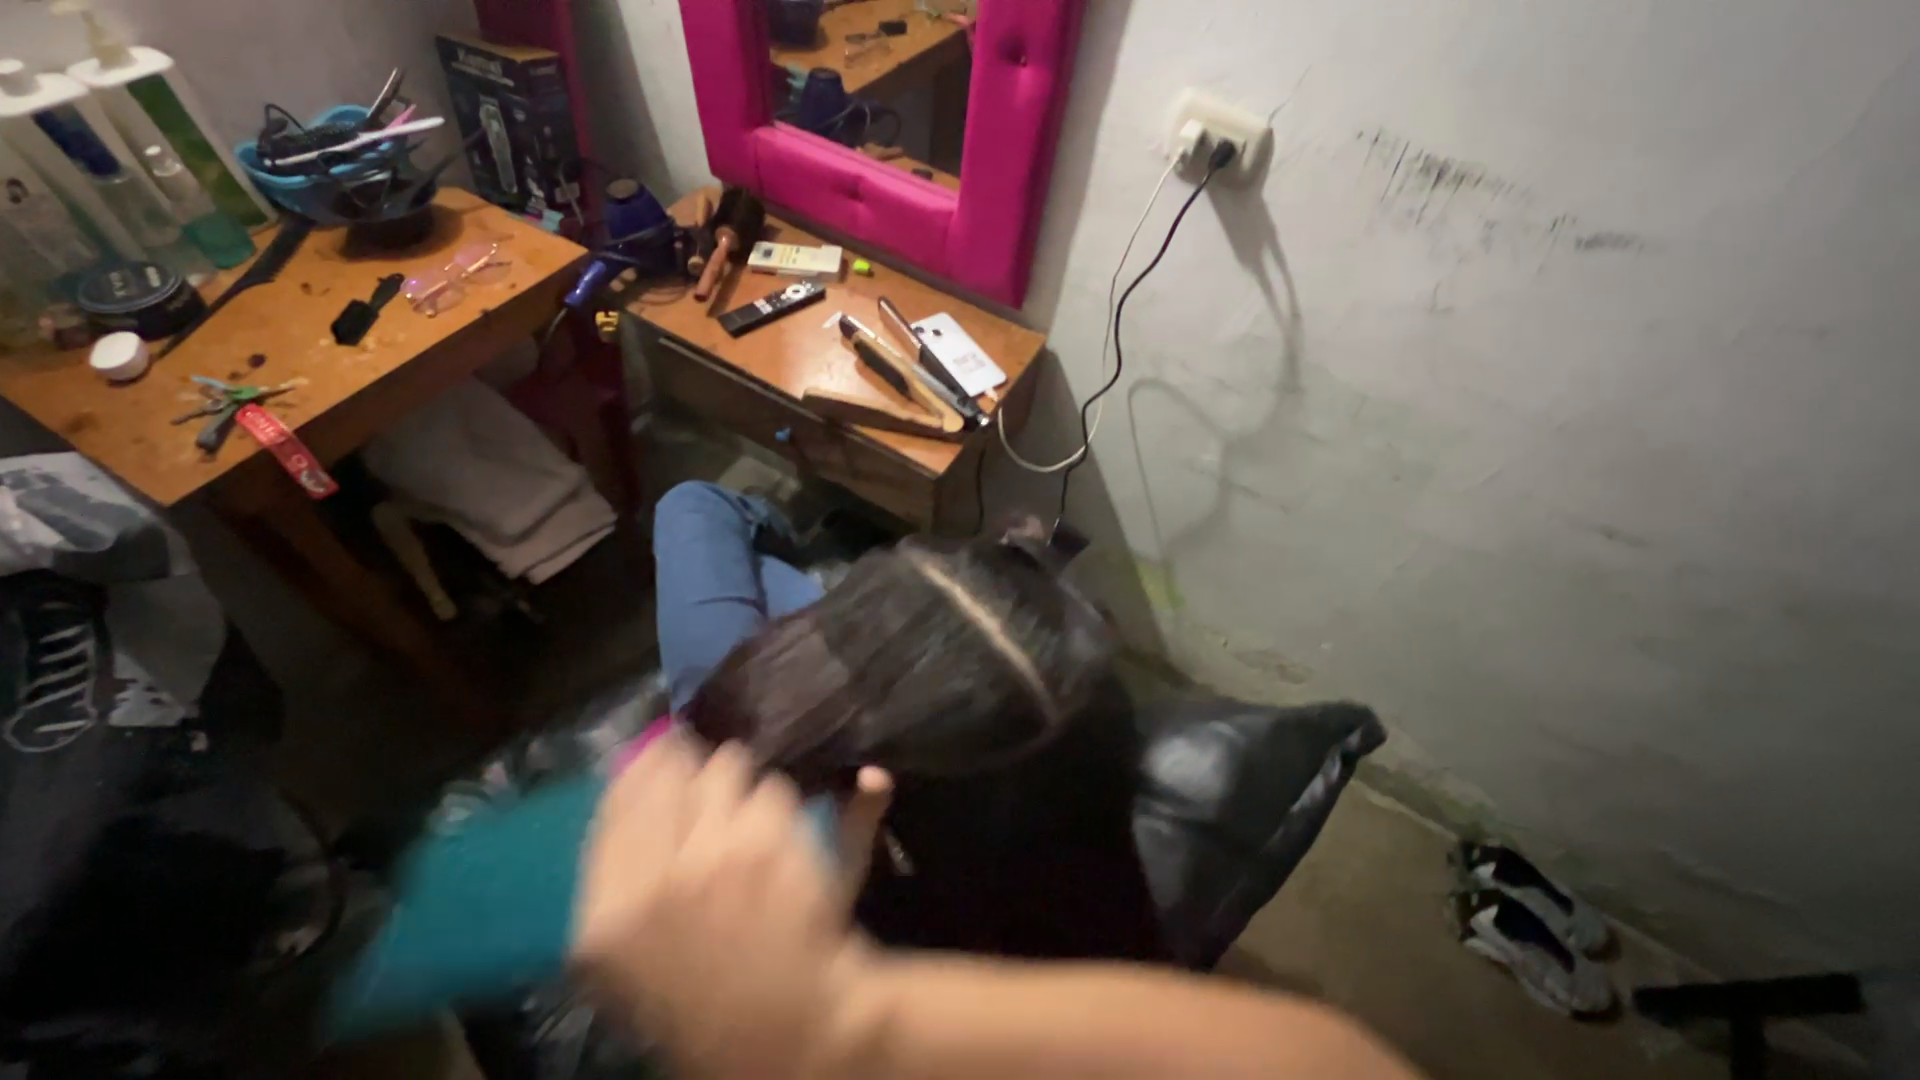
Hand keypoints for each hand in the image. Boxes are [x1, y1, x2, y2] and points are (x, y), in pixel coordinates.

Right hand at [572, 735, 883, 1076]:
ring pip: (725, 770)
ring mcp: (719, 854)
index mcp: (610, 916)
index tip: (658, 748)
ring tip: (742, 812)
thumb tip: (624, 792)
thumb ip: (617, 880)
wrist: (790, 1024)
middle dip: (690, 766)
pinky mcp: (775, 843)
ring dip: (734, 782)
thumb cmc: (704, 1003)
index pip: (616, 805)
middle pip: (670, 773)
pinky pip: (771, 789)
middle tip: (704, 771)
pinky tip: (775, 832)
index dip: (642, 767)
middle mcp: (660, 877)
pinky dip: (773, 803)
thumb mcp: (627, 965)